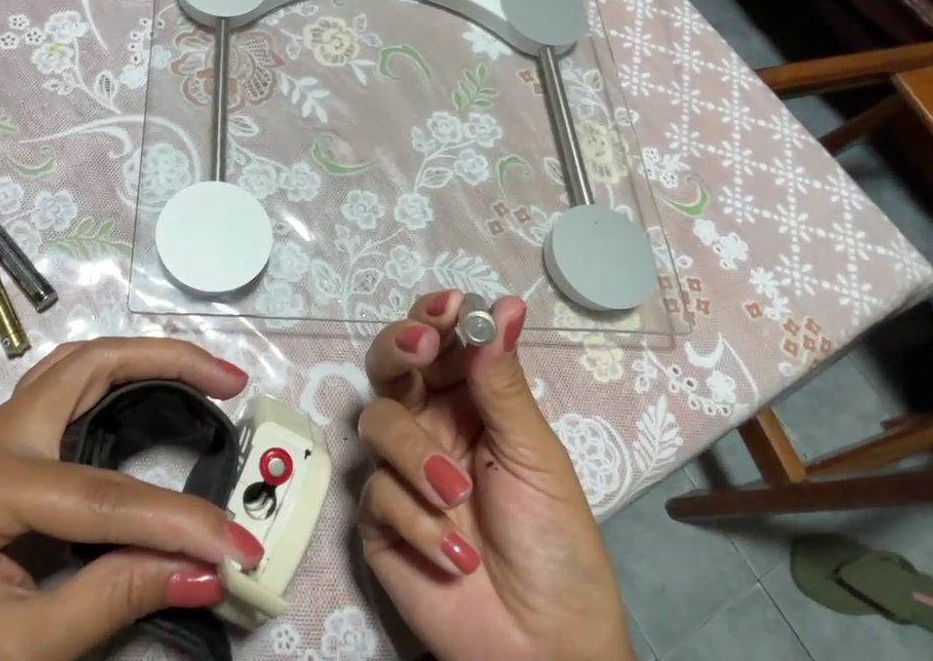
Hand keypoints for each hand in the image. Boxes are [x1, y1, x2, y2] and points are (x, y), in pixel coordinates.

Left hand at [0, 338, 267, 660]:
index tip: (238, 548)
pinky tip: (152, 396)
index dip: (178, 522)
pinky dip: (118, 382)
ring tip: (205, 376)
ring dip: (142, 360)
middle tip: (231, 380)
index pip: (102, 495)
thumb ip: (116, 598)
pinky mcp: (4, 452)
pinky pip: (67, 394)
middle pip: (87, 367)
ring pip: (76, 367)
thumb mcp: (20, 648)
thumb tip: (208, 572)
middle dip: (164, 361)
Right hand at [358, 292, 634, 660]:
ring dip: (415, 454)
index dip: (437, 318)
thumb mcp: (535, 455)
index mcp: (473, 404)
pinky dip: (418, 523)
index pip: (442, 344)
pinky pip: (377, 495)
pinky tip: (455, 554)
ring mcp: (401, 471)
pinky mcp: (378, 519)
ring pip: (378, 423)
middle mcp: (431, 426)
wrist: (542, 645)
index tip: (449, 307)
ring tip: (457, 496)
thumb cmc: (555, 542)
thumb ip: (503, 383)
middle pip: (392, 366)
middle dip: (399, 348)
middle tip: (421, 350)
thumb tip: (503, 305)